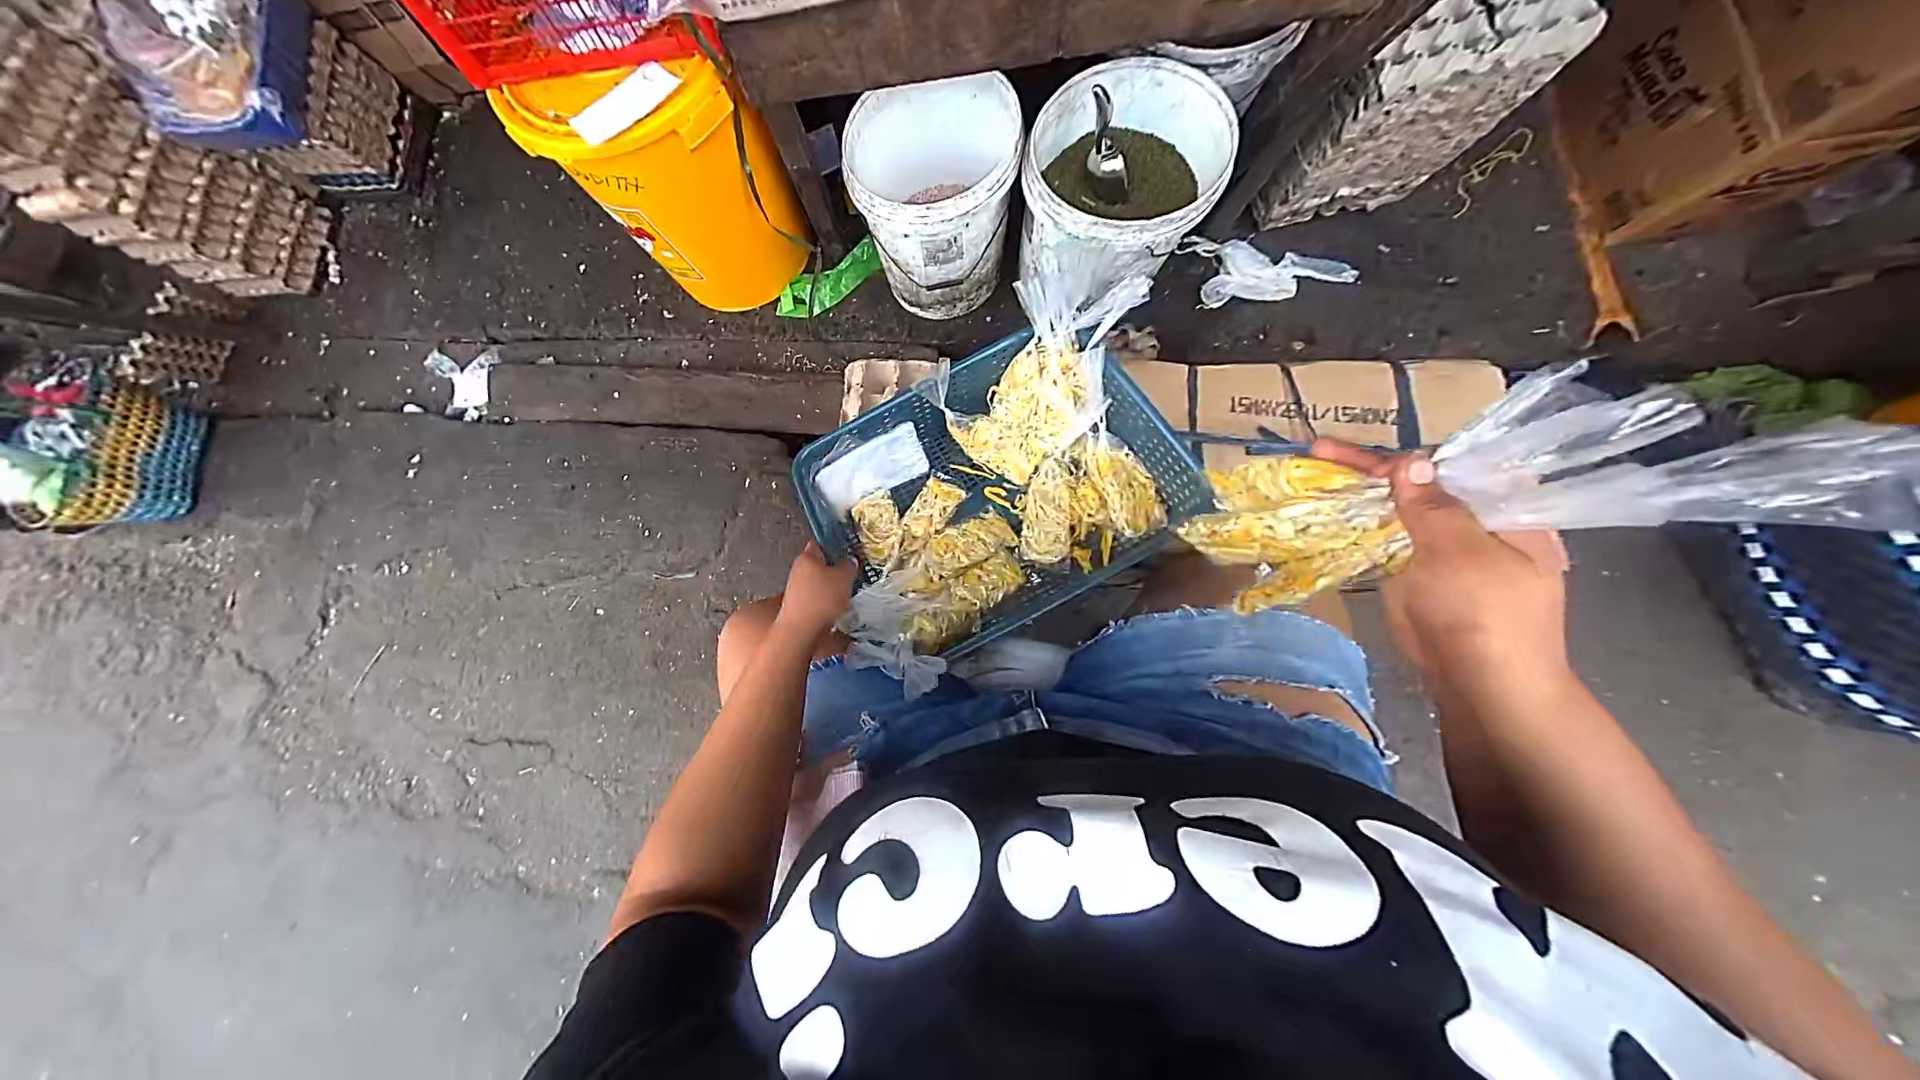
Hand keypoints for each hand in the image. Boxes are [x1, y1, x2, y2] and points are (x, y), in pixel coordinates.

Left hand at [776, 542, 856, 635]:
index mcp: (806, 558)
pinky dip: (828, 603)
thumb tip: (850, 561)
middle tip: (851, 575)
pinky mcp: (799, 608)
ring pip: (820, 584)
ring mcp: (796, 591)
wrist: (803, 631)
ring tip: (847, 595)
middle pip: (820, 565)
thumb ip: (849, 565)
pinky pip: (818, 600)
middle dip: (835, 570)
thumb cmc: (821, 599)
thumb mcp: (844, 577)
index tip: (848, 551)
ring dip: (832, 588)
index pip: (820, 544)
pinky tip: (838, 610)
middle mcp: (797, 571)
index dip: (835, 546)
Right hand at [1311, 439, 1570, 686]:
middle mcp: (1476, 525)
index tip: (1354, 453)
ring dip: (1363, 493)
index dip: (1402, 455)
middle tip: (1322, 452)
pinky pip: (1388, 541)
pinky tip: (1333, 511)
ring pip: (1400, 512)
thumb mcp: (1460, 552)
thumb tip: (1410, 460)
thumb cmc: (1483, 616)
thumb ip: (1433, 505)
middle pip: (1421, 485)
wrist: (1483, 687)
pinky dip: (1361, 525)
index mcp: (1506, 512)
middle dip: (1373, 469)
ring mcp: (1445, 552)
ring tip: (1319, 473)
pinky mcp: (1419, 577)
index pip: (1451, 466)